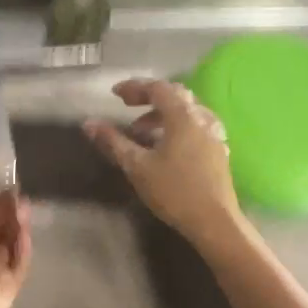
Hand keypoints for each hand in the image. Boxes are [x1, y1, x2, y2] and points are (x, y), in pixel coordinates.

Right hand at [85, 79, 244, 249]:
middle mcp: (202, 118)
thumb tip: (89, 123)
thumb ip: (113, 142)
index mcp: (183, 116)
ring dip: (163, 115)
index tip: (114, 94)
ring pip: (187, 112)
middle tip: (128, 107)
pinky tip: (167, 147)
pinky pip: (196, 127)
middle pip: (175, 96)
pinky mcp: (219, 150)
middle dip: (149, 98)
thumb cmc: (174, 191)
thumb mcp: (137, 166)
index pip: (158, 88)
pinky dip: (177, 128)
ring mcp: (214, 134)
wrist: (214, 220)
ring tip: (142, 133)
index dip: (134, 87)